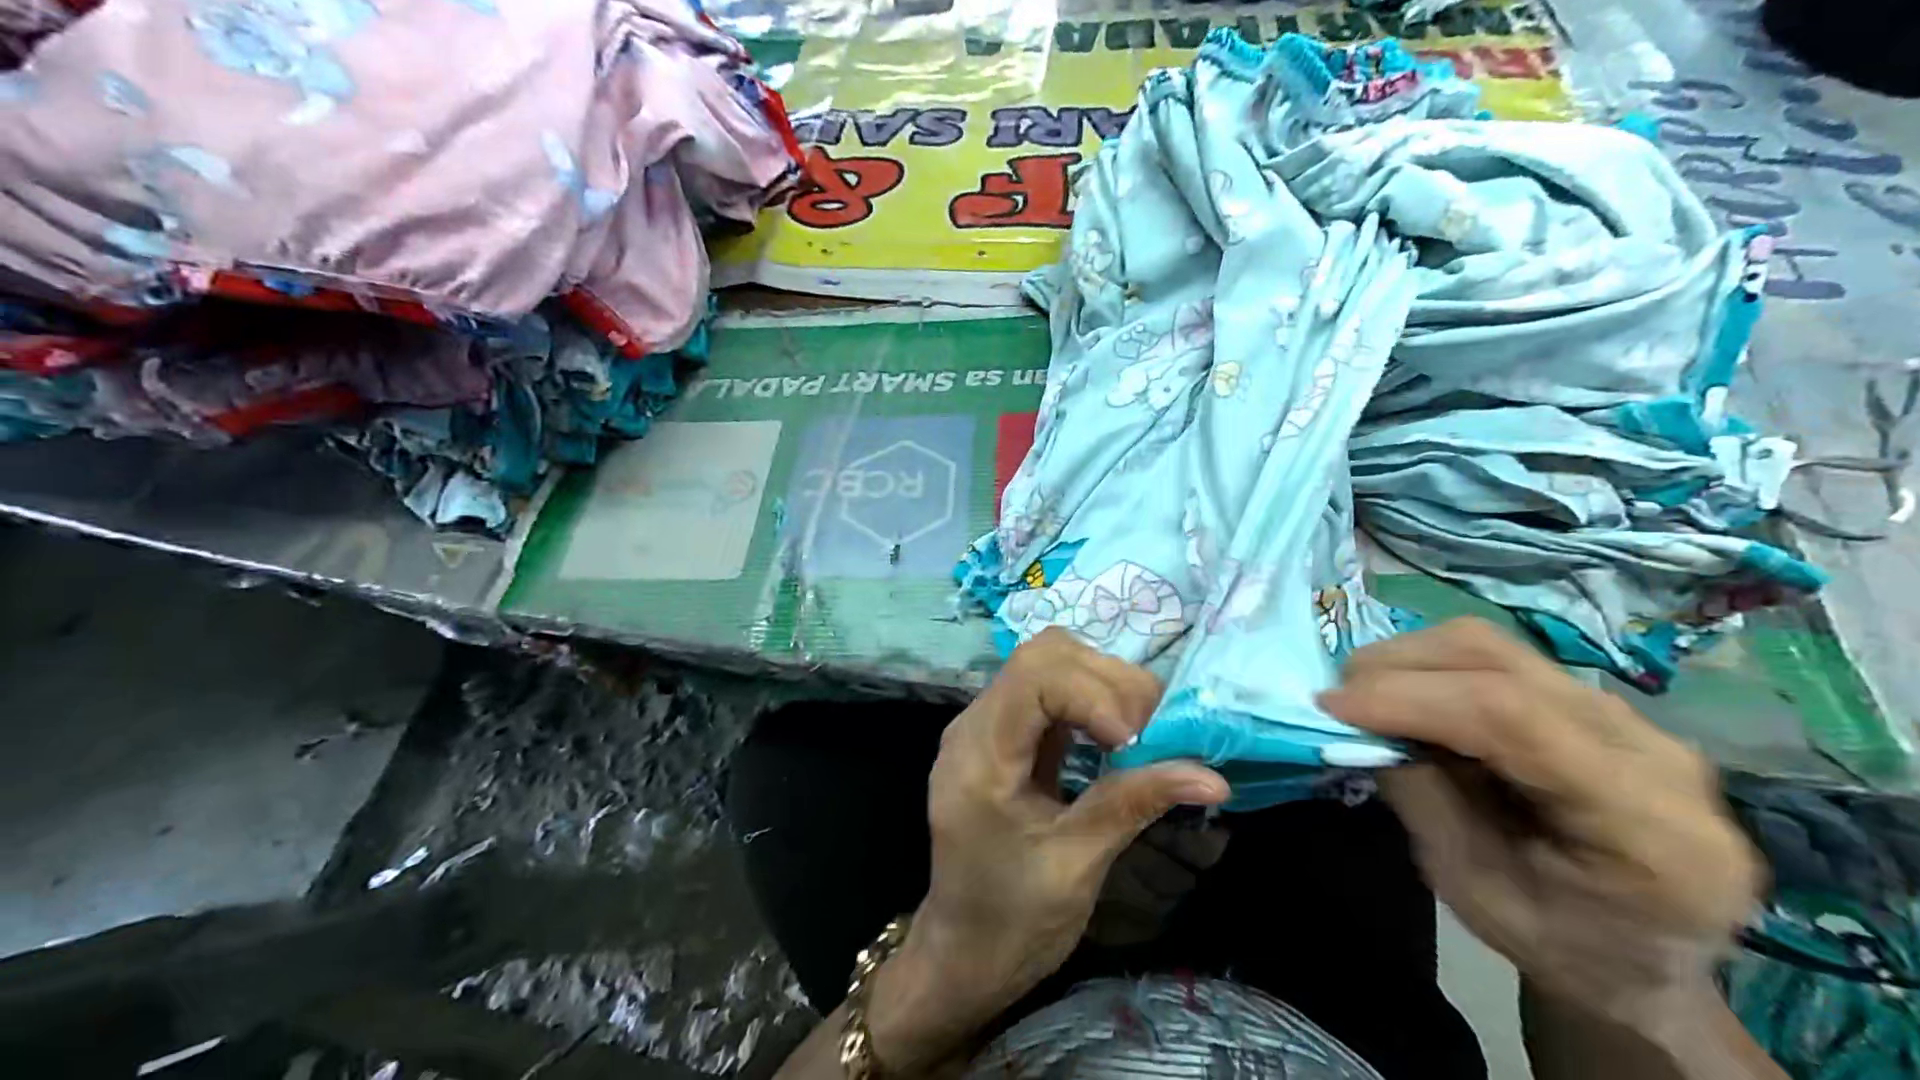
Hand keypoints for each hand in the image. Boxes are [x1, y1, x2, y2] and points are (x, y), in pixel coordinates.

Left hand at [868, 628, 1228, 1071]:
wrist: (967, 951)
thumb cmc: (1013, 919)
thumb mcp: (1077, 864)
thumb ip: (1133, 804)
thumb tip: (1213, 775)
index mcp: (979, 753)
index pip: (1033, 676)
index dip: (1093, 694)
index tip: (1134, 742)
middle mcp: (976, 724)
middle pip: (1043, 656)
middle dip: (1106, 681)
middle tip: (1151, 734)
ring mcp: (989, 726)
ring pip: (1049, 664)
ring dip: (1104, 686)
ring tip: (1142, 734)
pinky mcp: (1008, 736)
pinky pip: (1050, 692)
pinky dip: (1092, 701)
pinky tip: (1118, 736)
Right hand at [1319, 618, 1762, 1033]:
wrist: (1643, 953)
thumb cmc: (1558, 942)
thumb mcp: (1474, 889)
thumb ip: (1423, 800)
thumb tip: (1362, 729)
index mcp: (1644, 821)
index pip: (1512, 717)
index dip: (1409, 698)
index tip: (1332, 708)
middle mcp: (1648, 747)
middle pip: (1495, 661)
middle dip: (1395, 668)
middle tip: (1336, 701)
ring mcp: (1623, 714)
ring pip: (1489, 646)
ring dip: (1407, 660)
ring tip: (1364, 696)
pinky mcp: (1589, 700)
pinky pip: (1494, 657)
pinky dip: (1430, 667)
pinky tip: (1405, 698)